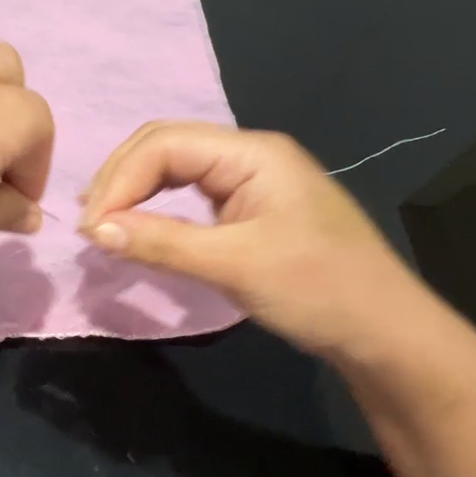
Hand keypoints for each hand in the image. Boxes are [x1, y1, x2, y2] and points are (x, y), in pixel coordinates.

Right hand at [76, 122, 427, 359]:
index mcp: (252, 152)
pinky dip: (158, 208)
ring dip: (136, 192)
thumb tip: (94, 230)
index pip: (164, 144)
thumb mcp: (235, 266)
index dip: (119, 180)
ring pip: (176, 169)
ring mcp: (252, 180)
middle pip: (166, 147)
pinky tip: (140, 228)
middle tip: (90, 227)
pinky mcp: (251, 209)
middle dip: (121, 180)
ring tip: (104, 226)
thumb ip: (162, 242)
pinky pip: (191, 194)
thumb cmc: (319, 290)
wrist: (385, 332)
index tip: (91, 228)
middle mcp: (249, 155)